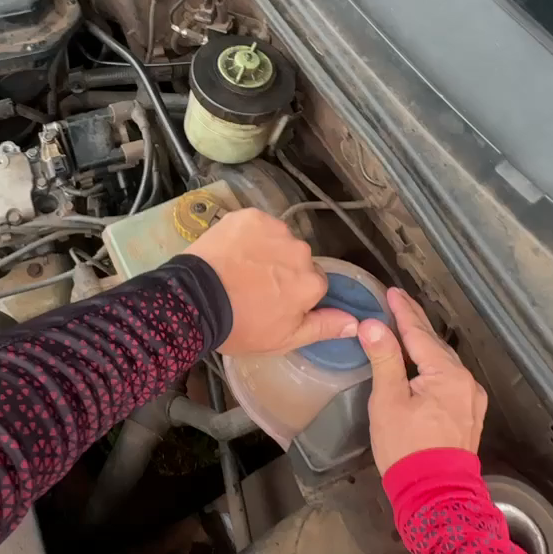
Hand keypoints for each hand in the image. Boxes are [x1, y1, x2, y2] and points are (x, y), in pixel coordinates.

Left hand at [187, 208, 359, 354]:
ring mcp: (274, 229)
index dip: (293, 293)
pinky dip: (247, 234)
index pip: (314, 283)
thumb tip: (357, 322)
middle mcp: (300, 251)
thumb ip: (323, 327)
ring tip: (240, 267)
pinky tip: (231, 250)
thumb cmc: (240, 325)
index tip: (273, 300)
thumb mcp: (284, 338)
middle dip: (282, 269)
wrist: (195, 299)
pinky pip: (256, 224)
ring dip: (265, 249)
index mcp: (312, 282)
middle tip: (254, 285)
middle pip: (297, 259)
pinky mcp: (249, 215)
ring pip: (278, 239)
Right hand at [360, 288, 487, 471]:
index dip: (402, 311)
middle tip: (397, 301)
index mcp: (446, 374)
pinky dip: (432, 362)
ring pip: (443, 360)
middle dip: (414, 322)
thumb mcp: (388, 401)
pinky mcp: (469, 414)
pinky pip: (449, 376)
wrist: (436, 497)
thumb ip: (383, 359)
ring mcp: (471, 399)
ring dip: (423, 342)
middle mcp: (465, 381)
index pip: (418, 333)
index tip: (390, 292)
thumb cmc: (406, 448)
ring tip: (406, 325)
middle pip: (433, 343)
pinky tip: (423, 360)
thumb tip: (373, 324)